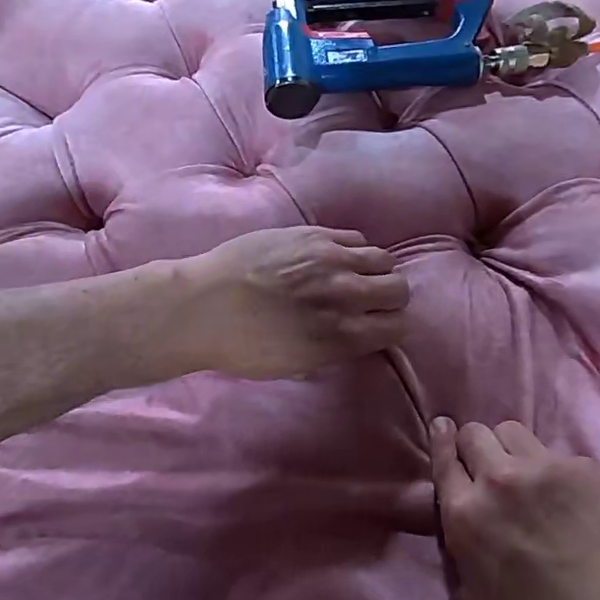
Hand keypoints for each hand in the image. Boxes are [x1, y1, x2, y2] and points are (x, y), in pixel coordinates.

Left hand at [174, 226, 408, 379]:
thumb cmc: (243, 347)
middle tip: (372, 300)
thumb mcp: (296, 365)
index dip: (392, 327)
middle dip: (390, 298)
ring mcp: (332, 260)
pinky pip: (355, 238)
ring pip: (383, 259)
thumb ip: (337, 350)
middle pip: (398, 289)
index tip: (380, 326)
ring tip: (356, 275)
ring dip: (376, 271)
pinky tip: (335, 258)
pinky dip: (353, 250)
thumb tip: (359, 337)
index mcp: (342, 335)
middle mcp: (346, 295)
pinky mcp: (315, 234)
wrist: (201, 306)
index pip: (398, 327)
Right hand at [428, 418, 599, 599]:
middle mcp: (499, 480)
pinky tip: (575, 504)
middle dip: (479, 448)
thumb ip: (463, 542)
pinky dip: (557, 472)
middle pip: (477, 433)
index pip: (444, 457)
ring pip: (514, 432)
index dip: (443, 441)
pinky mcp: (585, 467)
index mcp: (465, 515)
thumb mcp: (476, 596)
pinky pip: (558, 454)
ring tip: (532, 482)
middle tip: (494, 471)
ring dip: (513, 451)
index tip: (444, 427)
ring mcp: (545, 467)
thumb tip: (466, 512)